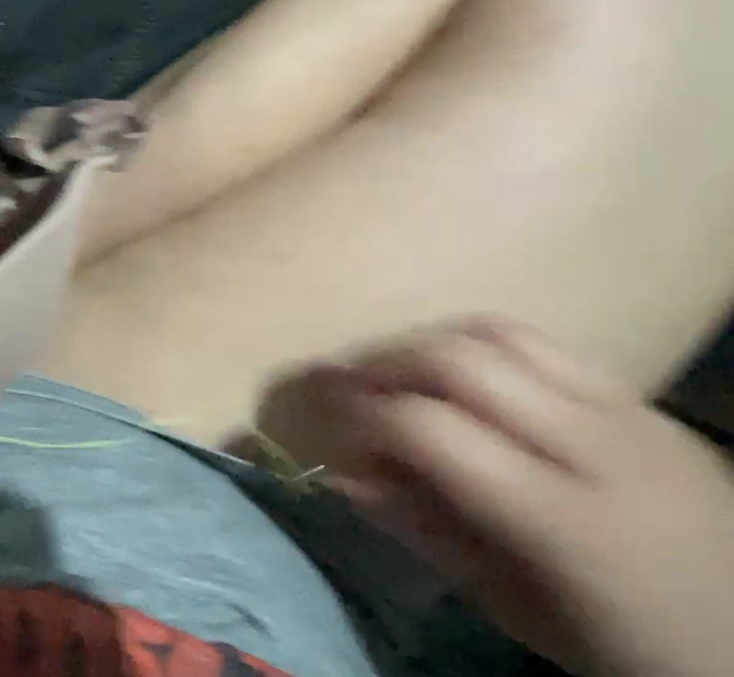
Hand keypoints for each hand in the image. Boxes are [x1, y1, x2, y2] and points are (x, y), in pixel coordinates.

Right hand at [256, 316, 733, 676]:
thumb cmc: (622, 642)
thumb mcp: (511, 606)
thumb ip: (421, 531)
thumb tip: (340, 473)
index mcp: (567, 519)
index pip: (425, 426)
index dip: (357, 418)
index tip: (330, 434)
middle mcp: (602, 447)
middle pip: (454, 359)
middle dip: (380, 366)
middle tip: (347, 394)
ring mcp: (632, 414)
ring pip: (496, 333)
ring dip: (428, 347)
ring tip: (400, 380)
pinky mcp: (645, 401)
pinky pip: (543, 345)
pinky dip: (483, 350)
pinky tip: (466, 385)